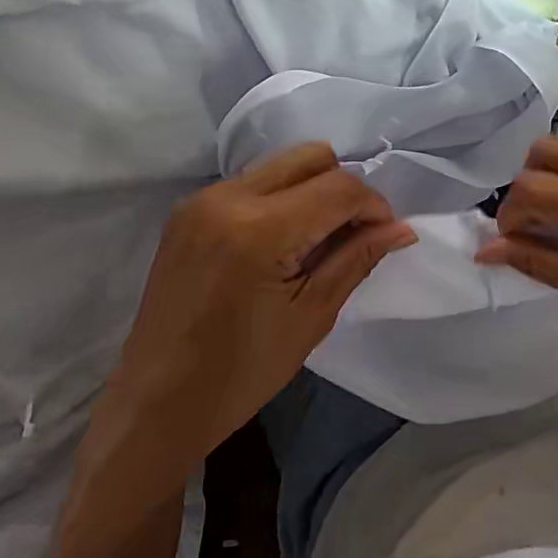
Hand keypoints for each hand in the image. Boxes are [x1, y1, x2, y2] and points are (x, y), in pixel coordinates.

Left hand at [99, 143, 414, 477]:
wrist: (157, 401)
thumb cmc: (241, 372)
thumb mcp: (311, 316)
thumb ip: (356, 259)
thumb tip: (401, 228)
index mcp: (259, 229)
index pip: (338, 187)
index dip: (373, 205)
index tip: (385, 234)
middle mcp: (227, 198)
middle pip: (309, 157)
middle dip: (343, 187)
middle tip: (353, 233)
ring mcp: (201, 200)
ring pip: (278, 165)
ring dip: (310, 190)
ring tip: (317, 240)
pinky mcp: (186, 211)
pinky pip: (249, 183)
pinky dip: (278, 200)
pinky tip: (279, 244)